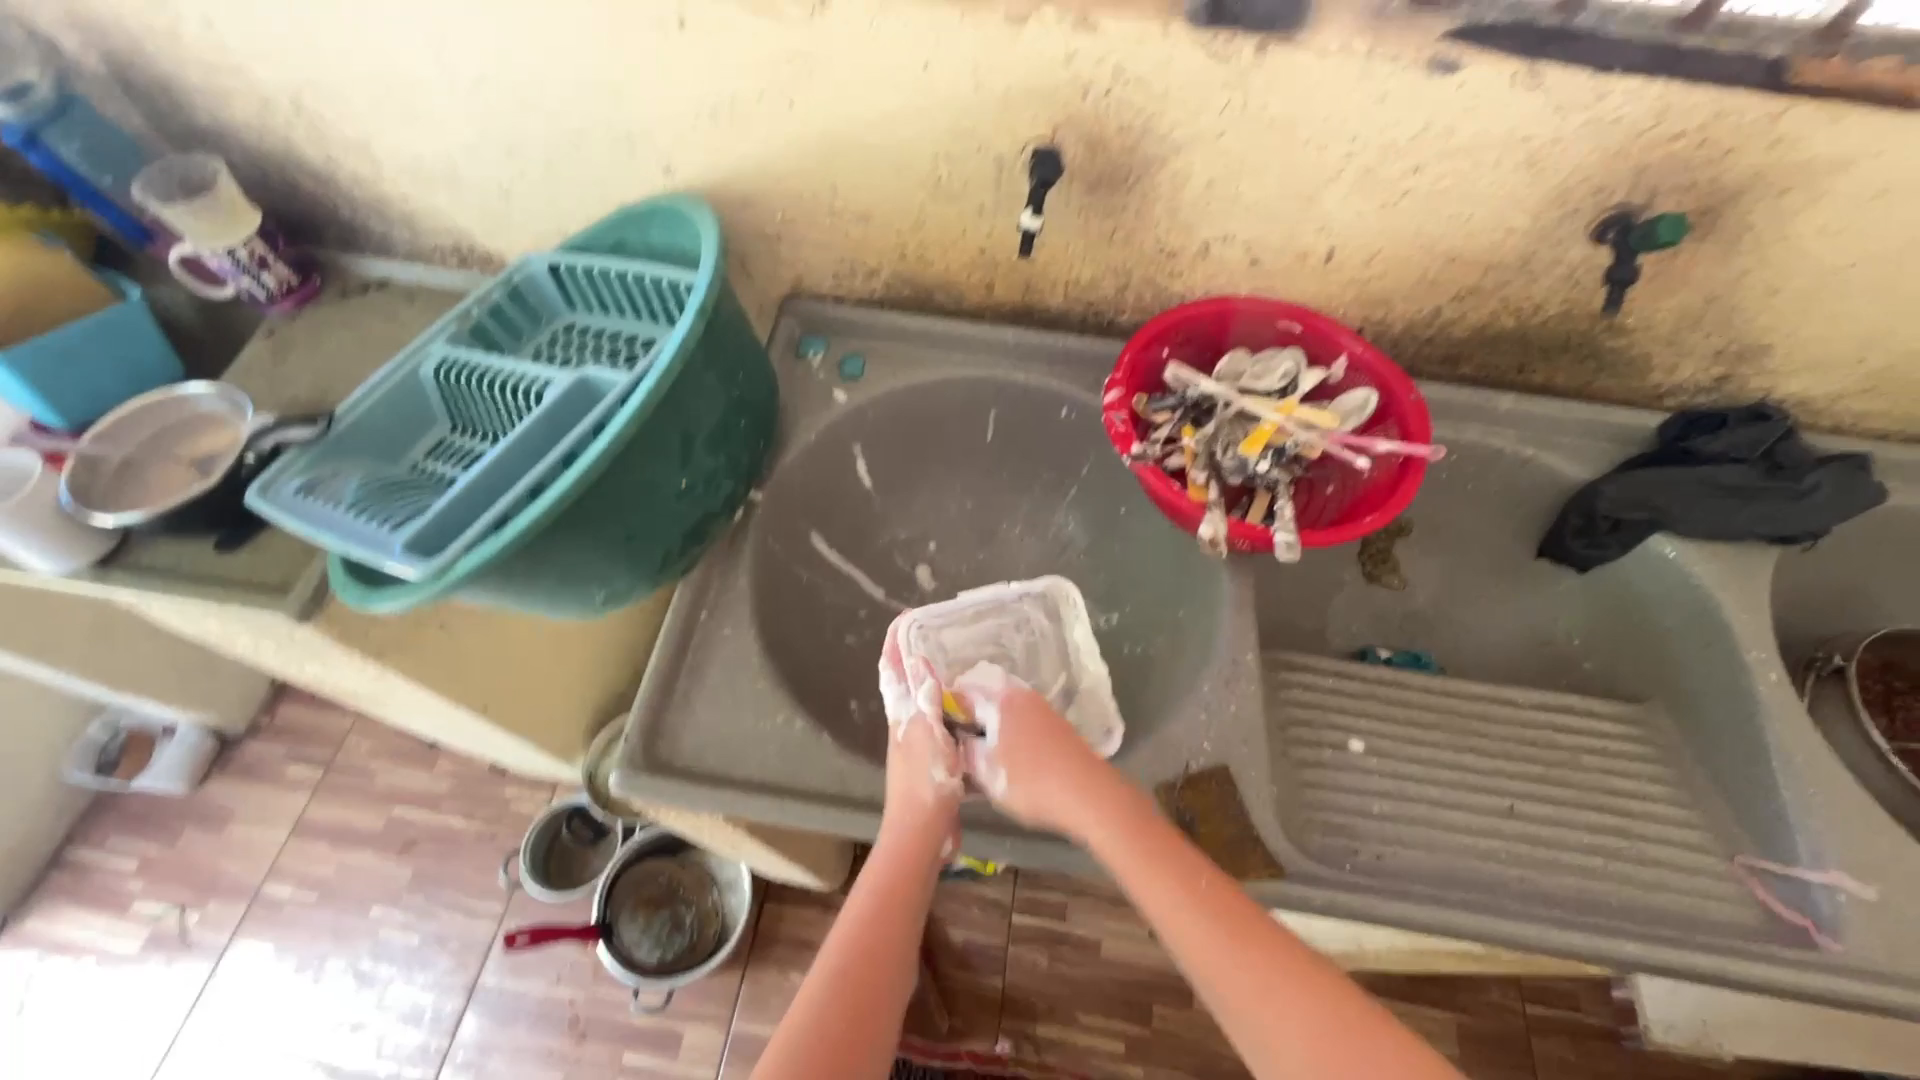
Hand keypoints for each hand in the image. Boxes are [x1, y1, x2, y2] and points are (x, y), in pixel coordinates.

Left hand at [877, 617, 962, 853]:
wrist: (922, 833)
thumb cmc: (925, 782)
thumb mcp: (928, 735)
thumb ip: (925, 700)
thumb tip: (918, 660)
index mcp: (901, 717)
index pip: (893, 671)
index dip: (895, 643)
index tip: (905, 616)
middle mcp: (905, 727)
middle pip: (904, 684)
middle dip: (911, 657)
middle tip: (930, 635)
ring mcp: (917, 746)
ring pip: (921, 705)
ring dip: (929, 683)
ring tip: (951, 666)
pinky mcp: (932, 763)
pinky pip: (940, 726)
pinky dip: (948, 711)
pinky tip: (967, 714)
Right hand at [950, 662, 1117, 839]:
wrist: (1089, 795)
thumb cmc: (1031, 782)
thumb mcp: (986, 772)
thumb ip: (964, 751)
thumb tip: (954, 741)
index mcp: (1000, 699)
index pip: (960, 693)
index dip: (944, 711)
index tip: (936, 732)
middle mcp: (1021, 694)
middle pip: (983, 700)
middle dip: (967, 720)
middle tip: (954, 747)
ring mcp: (1041, 708)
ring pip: (1002, 712)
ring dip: (987, 729)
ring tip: (976, 756)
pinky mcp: (1054, 725)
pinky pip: (1019, 722)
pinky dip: (1007, 734)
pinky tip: (1004, 758)